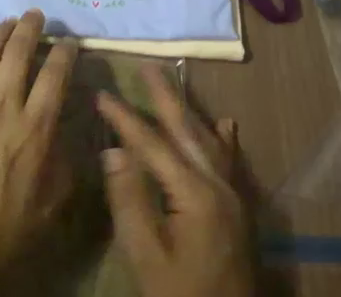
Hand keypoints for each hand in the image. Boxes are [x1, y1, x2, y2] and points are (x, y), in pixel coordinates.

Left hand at [0, 10, 76, 295]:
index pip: (55, 76)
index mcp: (33, 128)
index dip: (64, 53)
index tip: (69, 42)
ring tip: (6, 22)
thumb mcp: (46, 208)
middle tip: (35, 15)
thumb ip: (64, 169)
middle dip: (30, 28)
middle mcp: (2, 104)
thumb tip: (73, 138)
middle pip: (19, 52)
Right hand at [96, 66, 254, 296]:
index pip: (152, 144)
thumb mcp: (145, 254)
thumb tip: (113, 151)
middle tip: (147, 66)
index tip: (100, 94)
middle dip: (165, 97)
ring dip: (189, 110)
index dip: (125, 118)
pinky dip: (222, 138)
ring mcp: (233, 197)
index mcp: (194, 193)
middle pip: (188, 130)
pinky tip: (224, 124)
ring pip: (210, 141)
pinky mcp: (239, 210)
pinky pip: (229, 161)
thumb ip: (129, 199)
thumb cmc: (179, 294)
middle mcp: (219, 185)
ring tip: (175, 84)